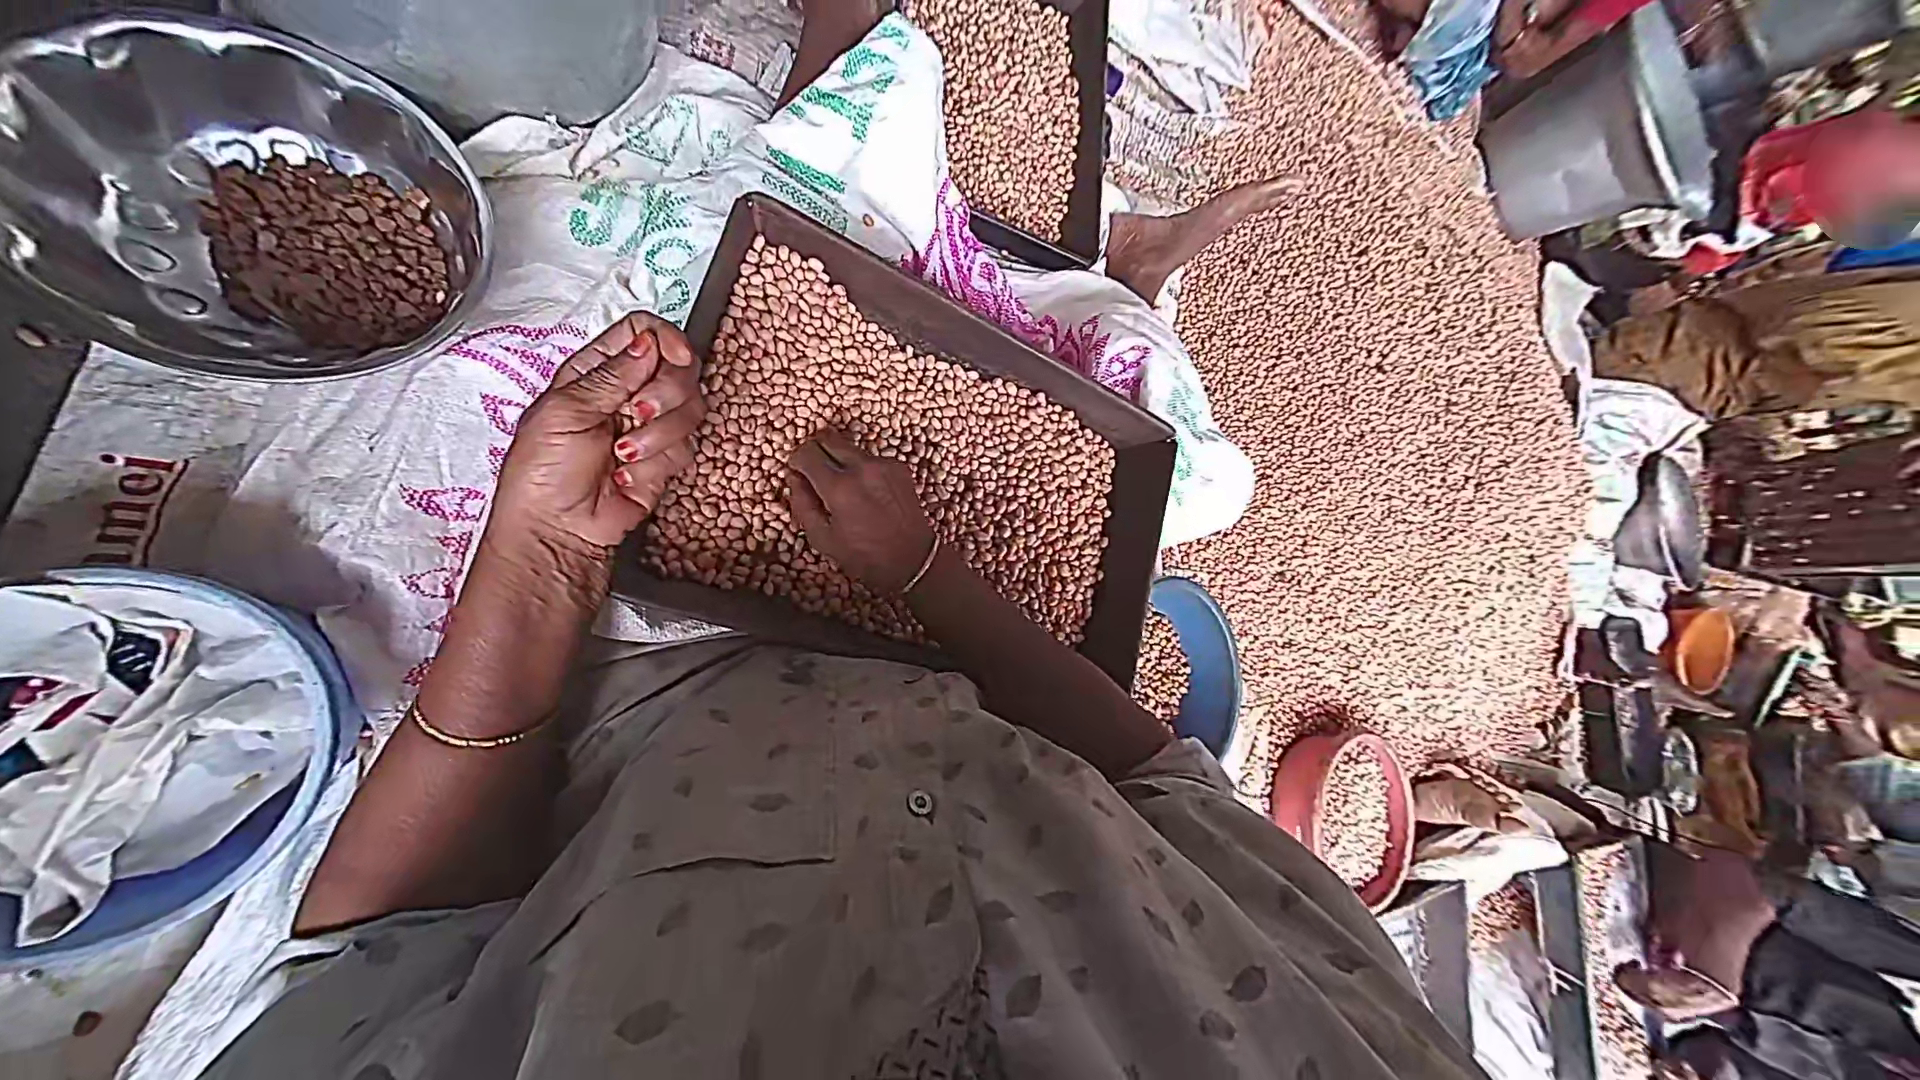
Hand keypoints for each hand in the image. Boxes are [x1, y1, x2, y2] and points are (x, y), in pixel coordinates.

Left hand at [490, 312, 704, 557]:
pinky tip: (629, 474)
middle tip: (637, 413)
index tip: (674, 355)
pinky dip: (660, 461)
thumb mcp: (566, 411)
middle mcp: (629, 394)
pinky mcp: (668, 457)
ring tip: (624, 455)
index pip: (642, 333)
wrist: (560, 527)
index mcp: (596, 372)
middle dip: (666, 392)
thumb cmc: (544, 472)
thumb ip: (611, 375)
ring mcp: (652, 426)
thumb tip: (648, 342)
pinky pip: (687, 445)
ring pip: (690, 408)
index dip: (664, 338)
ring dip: (659, 433)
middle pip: (679, 368)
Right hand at [787, 429, 936, 592]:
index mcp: (840, 488)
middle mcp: (862, 468)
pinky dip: (861, 468)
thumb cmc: (865, 556)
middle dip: (815, 452)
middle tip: (813, 472)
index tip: (797, 471)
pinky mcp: (898, 466)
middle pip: (827, 439)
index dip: (796, 461)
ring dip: (838, 460)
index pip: (807, 453)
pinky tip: (865, 492)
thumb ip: (802, 504)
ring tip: (842, 488)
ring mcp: (883, 464)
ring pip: (849, 447)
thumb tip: (794, 478)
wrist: (913, 559)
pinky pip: (869, 458)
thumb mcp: (822, 538)